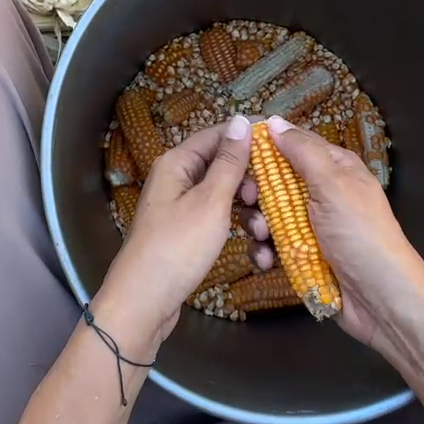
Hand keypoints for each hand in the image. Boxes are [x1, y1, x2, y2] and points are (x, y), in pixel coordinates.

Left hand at [96, 114, 252, 344]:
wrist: (143, 304)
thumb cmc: (177, 247)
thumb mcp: (210, 202)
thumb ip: (229, 162)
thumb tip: (242, 120)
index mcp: (178, 162)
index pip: (217, 135)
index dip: (247, 137)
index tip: (280, 144)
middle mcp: (177, 179)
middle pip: (222, 166)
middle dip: (250, 182)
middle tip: (267, 199)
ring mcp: (180, 207)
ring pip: (224, 196)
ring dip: (247, 211)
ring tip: (262, 233)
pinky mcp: (186, 233)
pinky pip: (217, 220)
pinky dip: (236, 230)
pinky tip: (256, 251)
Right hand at [244, 116, 423, 360]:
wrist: (383, 303)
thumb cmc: (362, 236)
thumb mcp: (333, 186)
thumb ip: (302, 152)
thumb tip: (273, 121)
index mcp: (334, 167)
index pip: (292, 144)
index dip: (265, 148)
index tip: (239, 157)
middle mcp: (321, 192)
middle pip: (275, 180)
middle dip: (257, 192)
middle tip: (249, 201)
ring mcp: (311, 226)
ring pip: (269, 214)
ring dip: (258, 224)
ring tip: (262, 237)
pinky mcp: (303, 256)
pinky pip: (273, 245)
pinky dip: (265, 252)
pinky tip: (265, 260)